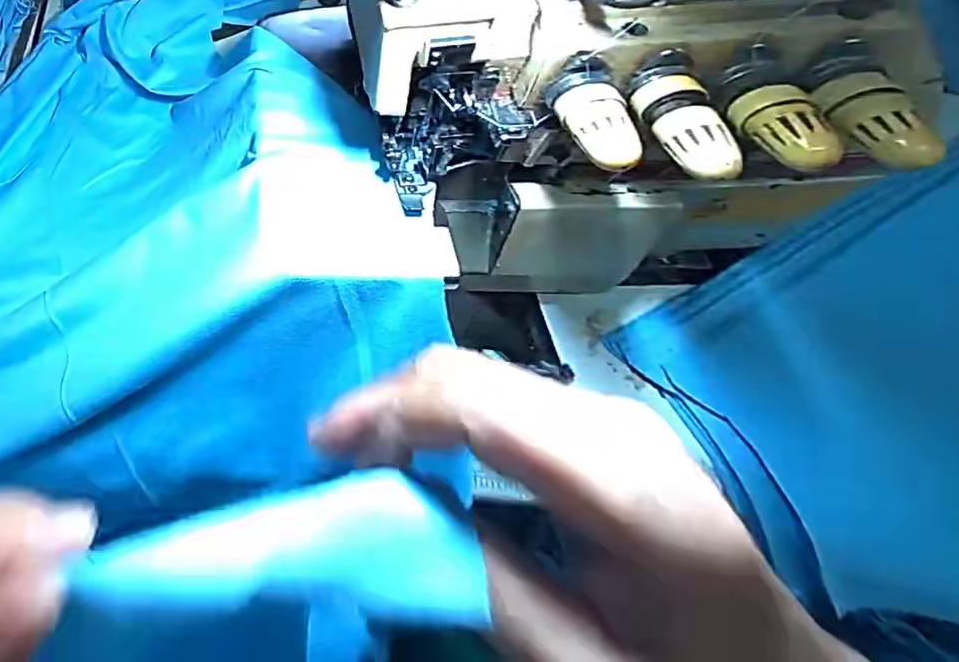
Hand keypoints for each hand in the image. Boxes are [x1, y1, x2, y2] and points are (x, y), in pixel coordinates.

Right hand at [311, 346, 859, 661]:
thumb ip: (484, 588)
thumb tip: (383, 512)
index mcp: (632, 493)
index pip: (478, 407)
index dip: (388, 413)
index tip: (326, 447)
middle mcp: (618, 426)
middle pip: (465, 374)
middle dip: (383, 403)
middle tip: (332, 451)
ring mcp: (607, 411)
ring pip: (469, 371)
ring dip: (404, 404)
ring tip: (362, 449)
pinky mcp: (591, 415)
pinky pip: (488, 389)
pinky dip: (434, 408)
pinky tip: (413, 441)